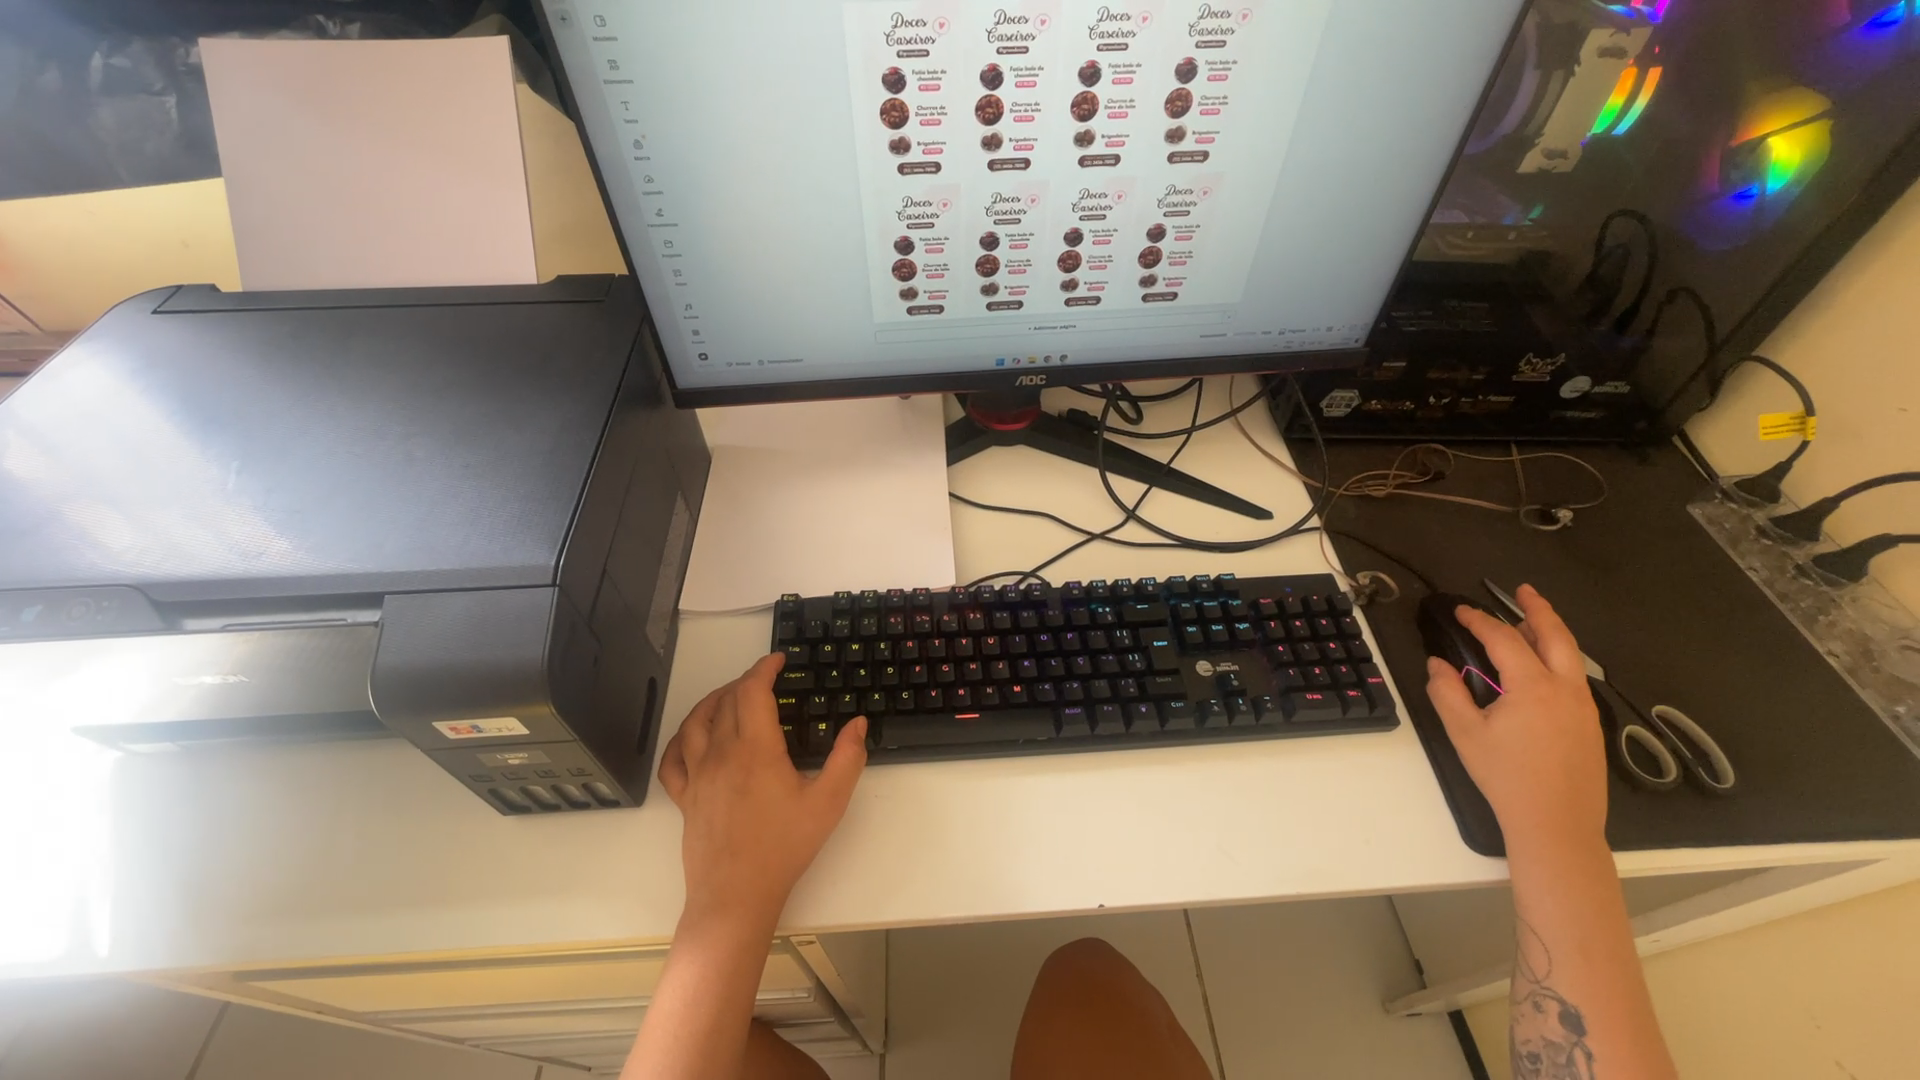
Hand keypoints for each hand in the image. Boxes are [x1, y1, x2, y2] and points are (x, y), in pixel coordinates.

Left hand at [657, 654, 867, 928]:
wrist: (736, 896)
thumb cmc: (784, 848)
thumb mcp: (829, 803)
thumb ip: (848, 758)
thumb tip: (857, 723)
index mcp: (755, 749)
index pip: (752, 692)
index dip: (764, 668)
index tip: (777, 660)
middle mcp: (720, 754)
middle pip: (726, 702)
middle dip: (745, 681)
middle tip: (765, 679)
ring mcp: (697, 776)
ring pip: (696, 722)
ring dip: (714, 700)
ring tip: (730, 695)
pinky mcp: (684, 798)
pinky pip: (674, 758)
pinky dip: (682, 737)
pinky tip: (693, 736)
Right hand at [1424, 585, 1607, 852]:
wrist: (1557, 823)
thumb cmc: (1506, 777)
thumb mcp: (1464, 734)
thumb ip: (1447, 693)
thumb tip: (1438, 664)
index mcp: (1532, 687)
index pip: (1504, 639)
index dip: (1480, 620)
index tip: (1460, 611)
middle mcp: (1565, 689)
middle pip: (1556, 636)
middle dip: (1538, 609)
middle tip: (1523, 591)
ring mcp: (1584, 707)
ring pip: (1572, 656)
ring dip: (1550, 633)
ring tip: (1530, 622)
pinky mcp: (1590, 725)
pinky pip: (1575, 677)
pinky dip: (1558, 658)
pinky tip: (1541, 668)